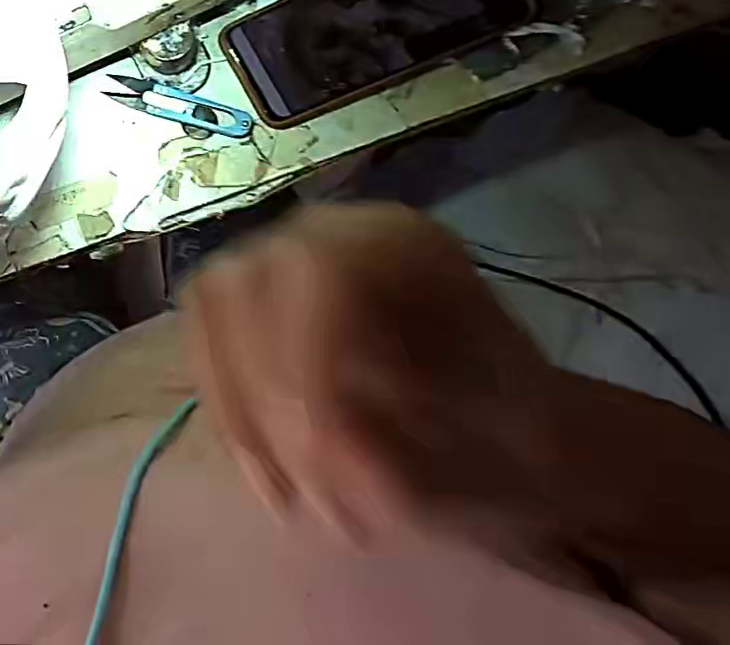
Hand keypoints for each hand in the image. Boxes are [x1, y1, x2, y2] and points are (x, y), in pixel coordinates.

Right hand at [183, 203, 729, 601]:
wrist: (507, 429)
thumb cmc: (525, 433)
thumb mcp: (496, 447)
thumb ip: (415, 443)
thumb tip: (335, 463)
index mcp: (398, 245)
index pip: (319, 267)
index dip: (308, 357)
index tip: (335, 469)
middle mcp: (330, 230)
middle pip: (247, 279)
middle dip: (262, 391)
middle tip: (306, 499)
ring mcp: (281, 257)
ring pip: (212, 299)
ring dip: (233, 398)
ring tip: (278, 489)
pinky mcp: (252, 295)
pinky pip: (204, 326)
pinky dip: (219, 393)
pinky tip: (253, 459)